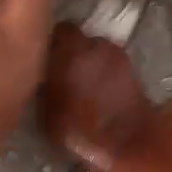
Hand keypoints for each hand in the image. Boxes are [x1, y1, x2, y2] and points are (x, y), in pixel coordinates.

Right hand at [40, 25, 154, 171]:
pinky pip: (110, 62)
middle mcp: (94, 45)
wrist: (126, 141)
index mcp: (69, 50)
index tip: (45, 55)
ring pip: (96, 49)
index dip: (52, 41)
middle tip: (62, 69)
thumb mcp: (46, 111)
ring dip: (89, 59)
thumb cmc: (79, 129)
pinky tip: (99, 88)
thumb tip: (40, 74)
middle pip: (79, 38)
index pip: (59, 29)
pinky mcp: (131, 68)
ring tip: (82, 80)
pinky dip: (104, 70)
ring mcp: (116, 54)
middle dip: (71, 50)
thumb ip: (43, 83)